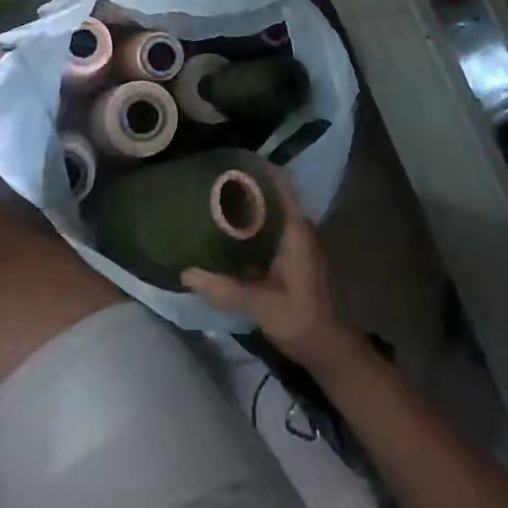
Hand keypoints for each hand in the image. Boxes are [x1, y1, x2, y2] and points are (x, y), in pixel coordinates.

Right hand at [181, 177, 356, 370]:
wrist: (323, 347)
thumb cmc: (297, 317)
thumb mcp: (259, 302)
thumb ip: (223, 287)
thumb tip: (185, 272)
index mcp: (296, 230)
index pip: (281, 186)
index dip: (260, 170)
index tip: (232, 161)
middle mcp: (298, 229)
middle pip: (272, 197)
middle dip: (246, 188)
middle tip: (212, 182)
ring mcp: (296, 243)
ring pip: (270, 214)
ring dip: (247, 208)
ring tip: (214, 200)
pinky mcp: (290, 257)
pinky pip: (269, 231)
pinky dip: (250, 228)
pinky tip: (225, 233)